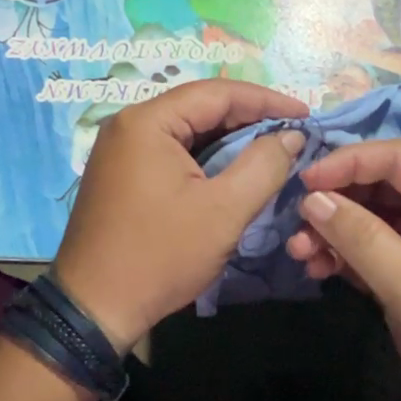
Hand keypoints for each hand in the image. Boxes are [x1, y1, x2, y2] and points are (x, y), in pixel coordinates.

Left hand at [56, 80, 306, 352]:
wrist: (94, 308)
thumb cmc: (160, 255)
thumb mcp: (224, 212)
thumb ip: (263, 166)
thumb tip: (290, 137)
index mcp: (147, 121)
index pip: (216, 93)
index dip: (266, 100)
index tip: (306, 115)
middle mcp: (127, 124)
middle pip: (198, 107)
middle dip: (249, 118)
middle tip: (293, 133)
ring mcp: (119, 149)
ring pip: (185, 130)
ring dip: (227, 139)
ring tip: (271, 149)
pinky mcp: (119, 173)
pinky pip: (169, 151)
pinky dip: (204, 157)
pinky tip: (232, 169)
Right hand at [286, 140, 400, 400]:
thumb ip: (362, 238)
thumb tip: (312, 198)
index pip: (400, 159)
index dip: (350, 161)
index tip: (304, 180)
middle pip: (382, 185)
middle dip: (337, 199)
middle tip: (296, 223)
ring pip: (372, 218)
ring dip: (334, 230)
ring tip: (300, 254)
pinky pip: (373, 249)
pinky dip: (344, 255)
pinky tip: (318, 270)